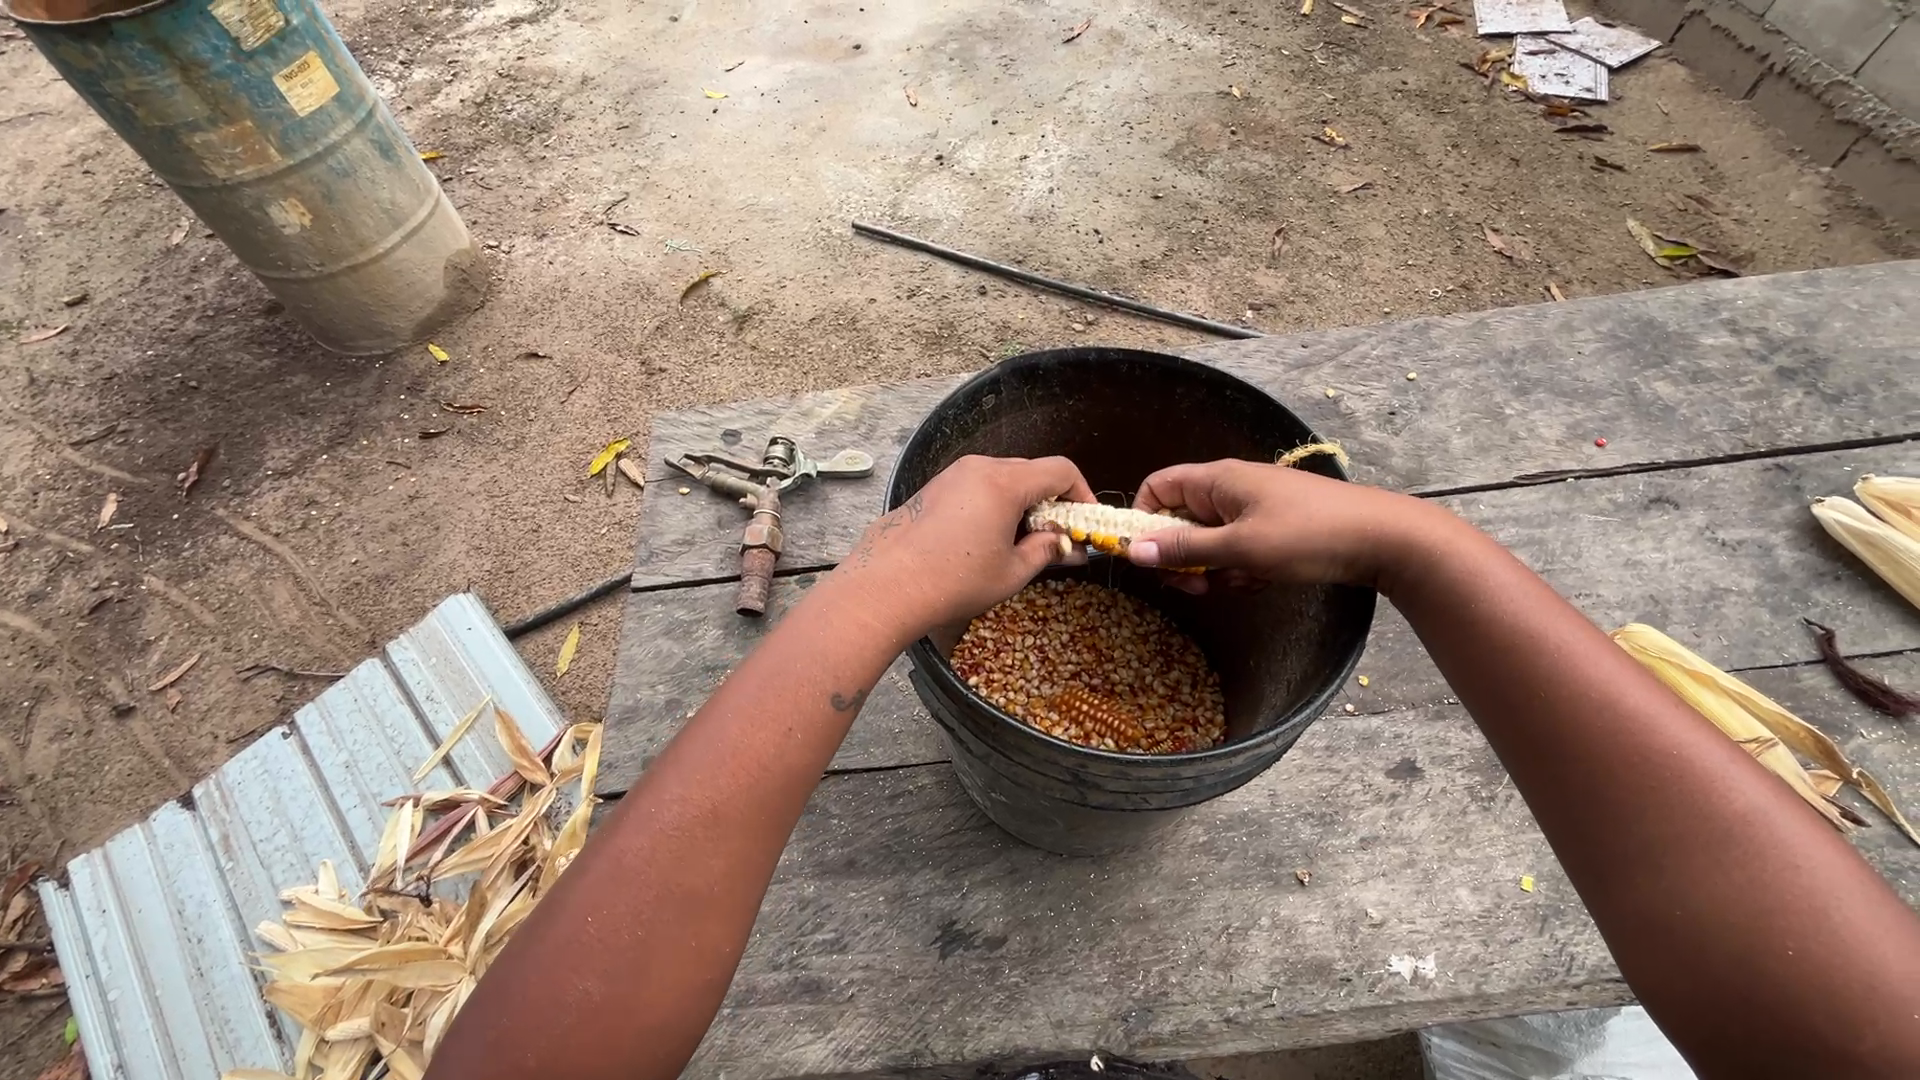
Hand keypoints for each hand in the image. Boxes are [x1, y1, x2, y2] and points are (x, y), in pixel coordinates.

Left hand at [838, 455, 1093, 633]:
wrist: (886, 585)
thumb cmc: (953, 580)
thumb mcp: (1011, 572)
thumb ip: (1046, 551)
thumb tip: (1070, 546)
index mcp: (1004, 482)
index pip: (1060, 470)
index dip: (1082, 494)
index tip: (1084, 522)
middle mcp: (978, 467)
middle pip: (1031, 471)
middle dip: (1051, 502)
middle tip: (1057, 538)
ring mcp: (952, 475)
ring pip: (1003, 478)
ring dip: (1022, 503)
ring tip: (1021, 543)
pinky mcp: (934, 488)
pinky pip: (977, 486)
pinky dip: (995, 504)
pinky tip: (988, 539)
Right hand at [1125, 459, 1441, 591]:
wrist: (1384, 539)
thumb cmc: (1308, 536)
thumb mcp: (1241, 547)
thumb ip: (1185, 549)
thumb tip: (1133, 550)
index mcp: (1215, 480)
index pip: (1156, 488)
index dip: (1143, 520)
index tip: (1148, 557)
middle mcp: (1228, 489)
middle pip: (1179, 519)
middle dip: (1181, 556)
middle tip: (1194, 585)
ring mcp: (1250, 508)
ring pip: (1207, 540)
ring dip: (1212, 568)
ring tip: (1237, 583)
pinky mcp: (1270, 528)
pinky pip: (1235, 548)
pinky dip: (1239, 568)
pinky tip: (1260, 581)